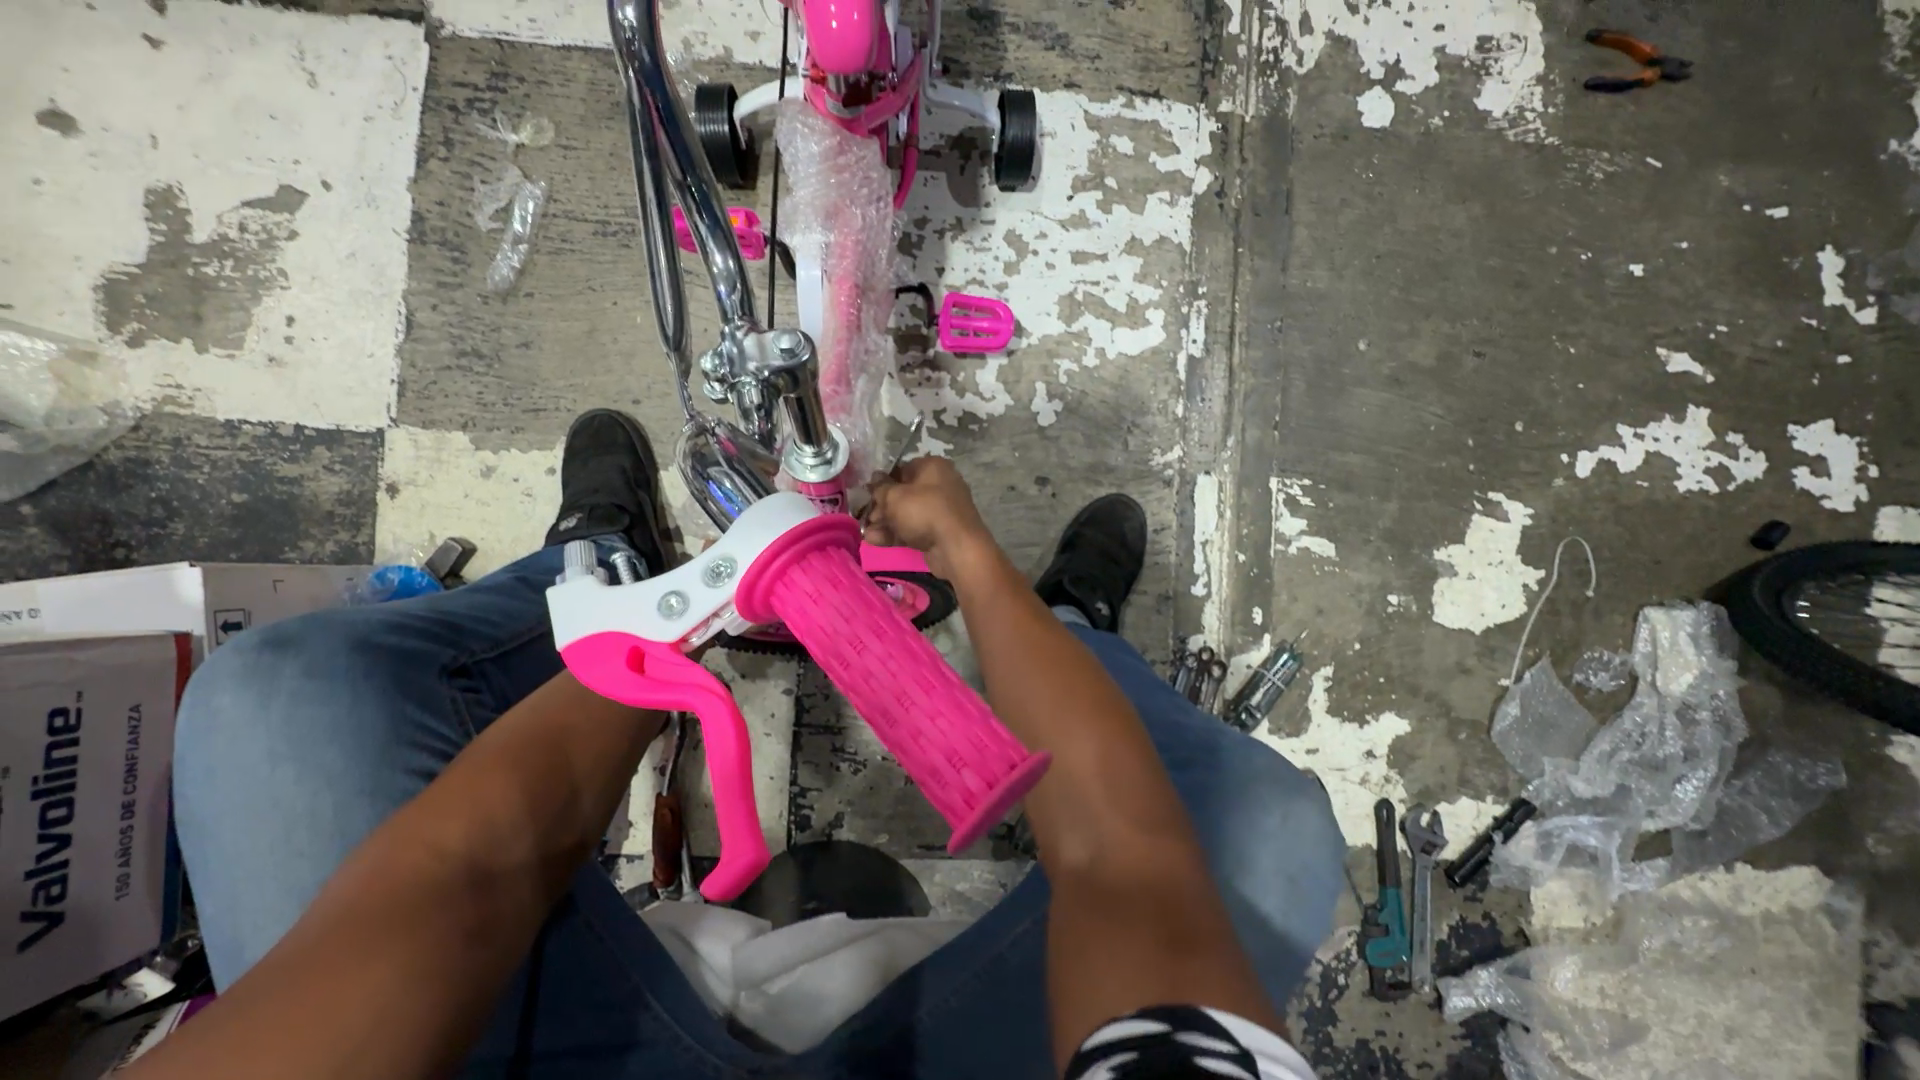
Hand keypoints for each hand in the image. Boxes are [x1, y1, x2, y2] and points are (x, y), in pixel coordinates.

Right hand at [863, 457, 994, 580]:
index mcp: (932, 467)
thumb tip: (874, 479)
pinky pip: (915, 529)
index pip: (901, 469)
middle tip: (867, 517)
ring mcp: (941, 510)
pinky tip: (875, 541)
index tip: (867, 494)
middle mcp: (940, 484)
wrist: (956, 547)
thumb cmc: (924, 511)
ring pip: (907, 513)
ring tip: (865, 533)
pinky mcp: (940, 531)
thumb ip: (880, 488)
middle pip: (903, 493)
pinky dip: (896, 534)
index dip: (882, 482)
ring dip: (885, 523)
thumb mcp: (894, 497)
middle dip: (882, 507)